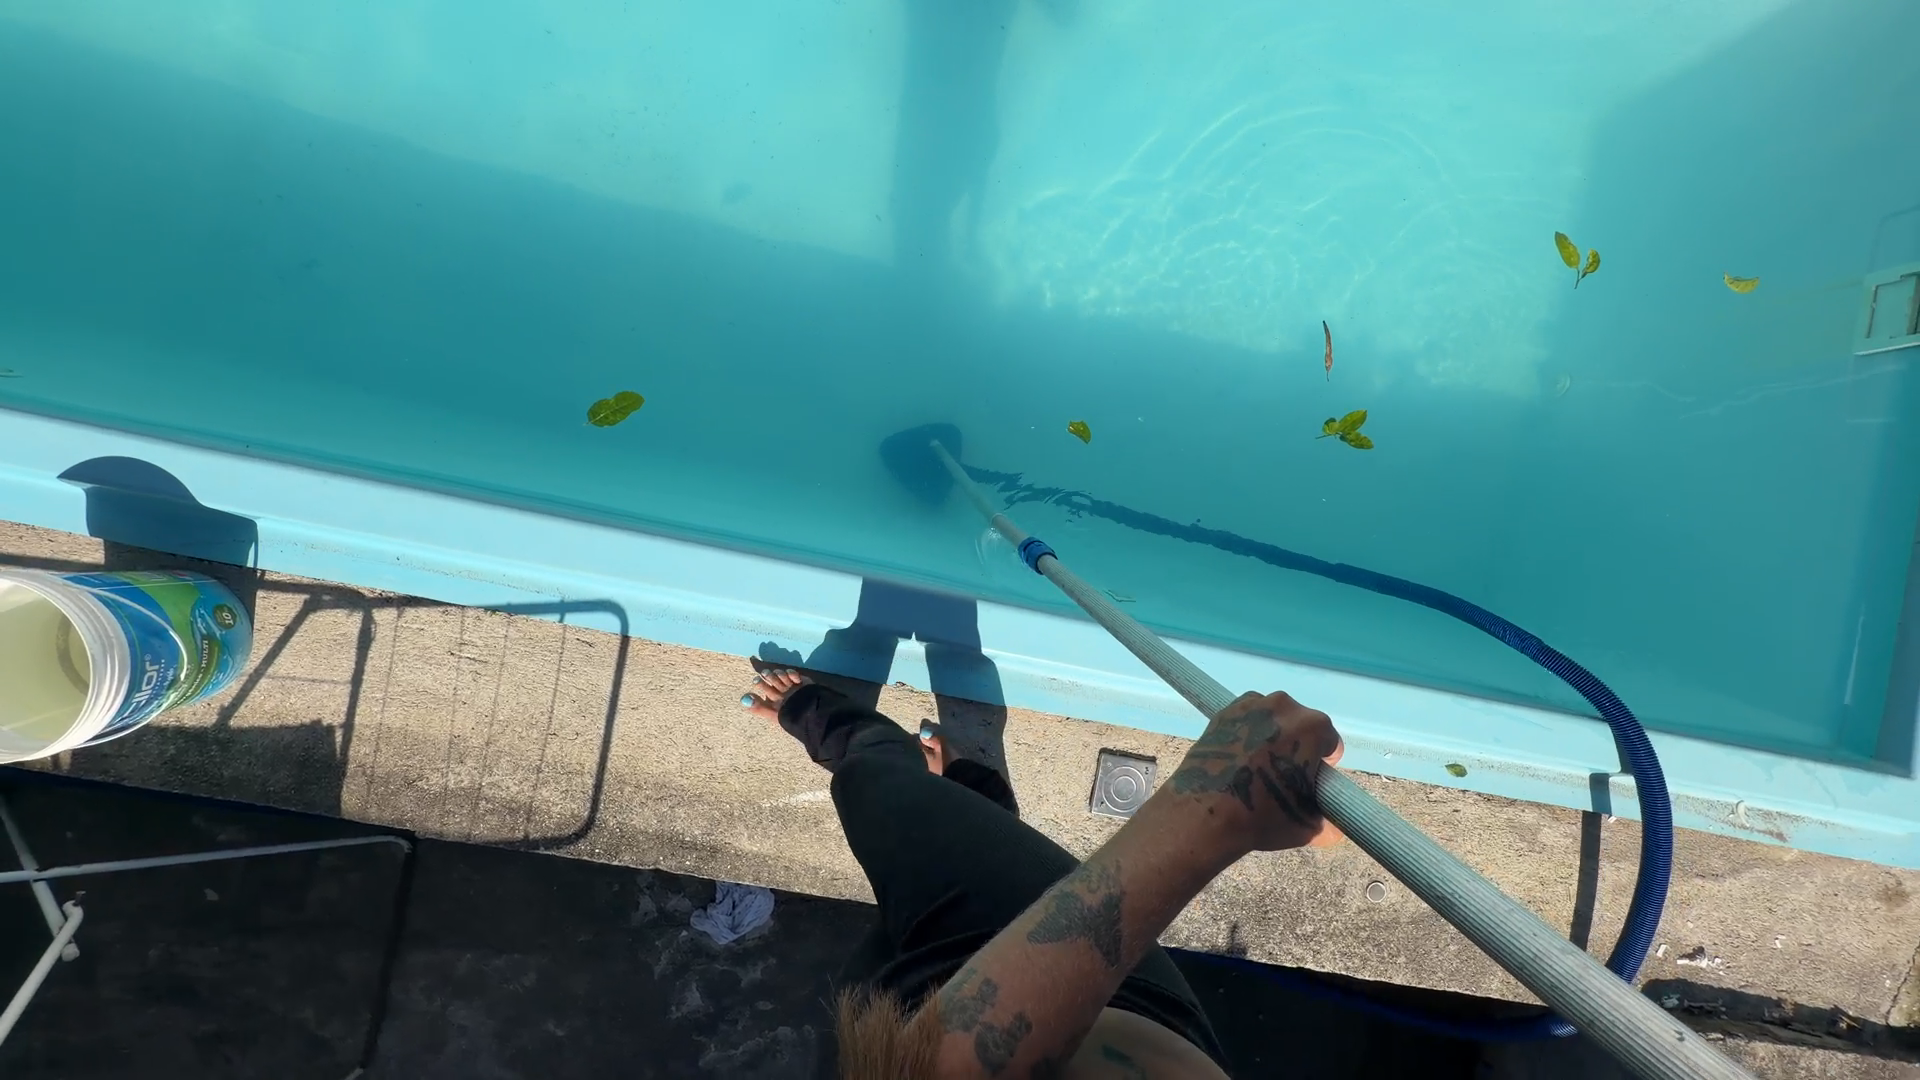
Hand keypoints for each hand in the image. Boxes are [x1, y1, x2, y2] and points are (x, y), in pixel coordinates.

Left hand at [1165, 691, 1343, 852]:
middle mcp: (1282, 705)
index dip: (1320, 762)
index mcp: (1312, 727)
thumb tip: (1329, 823)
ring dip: (1270, 735)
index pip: (1329, 742)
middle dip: (1296, 745)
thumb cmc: (1264, 816)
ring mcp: (1249, 704)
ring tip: (1257, 764)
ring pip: (1271, 718)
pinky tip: (1238, 756)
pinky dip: (1246, 732)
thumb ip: (1327, 818)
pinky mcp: (1222, 711)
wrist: (1206, 809)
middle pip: (1299, 725)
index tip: (1308, 778)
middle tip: (1282, 773)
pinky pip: (1245, 719)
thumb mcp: (1310, 826)